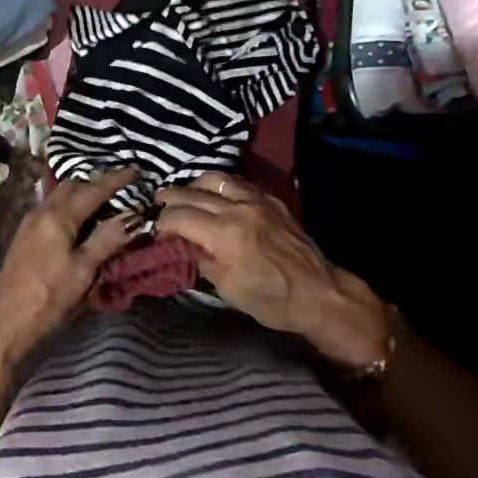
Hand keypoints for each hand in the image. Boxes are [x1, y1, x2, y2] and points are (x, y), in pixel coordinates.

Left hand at [0, 168, 139, 362]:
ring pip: (58, 196)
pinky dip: (68, 207)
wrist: (8, 318)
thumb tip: (134, 216)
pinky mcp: (24, 235)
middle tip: (120, 188)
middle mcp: (41, 211)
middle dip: (95, 183)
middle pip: (71, 186)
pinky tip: (78, 221)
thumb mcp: (84, 269)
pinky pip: (50, 209)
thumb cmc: (50, 295)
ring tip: (103, 203)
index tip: (135, 170)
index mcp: (58, 216)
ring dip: (80, 194)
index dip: (115, 180)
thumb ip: (107, 238)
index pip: (92, 190)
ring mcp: (29, 221)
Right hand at [156, 173, 389, 366]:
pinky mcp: (272, 201)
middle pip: (190, 192)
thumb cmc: (271, 299)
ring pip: (214, 178)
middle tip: (158, 209)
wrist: (322, 295)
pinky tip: (217, 197)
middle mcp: (238, 209)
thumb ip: (199, 259)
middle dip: (168, 200)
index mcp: (224, 234)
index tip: (156, 233)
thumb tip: (179, 244)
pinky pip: (238, 183)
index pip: (177, 216)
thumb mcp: (226, 288)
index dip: (160, 223)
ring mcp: (257, 201)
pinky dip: (220, 187)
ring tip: (186, 197)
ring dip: (194, 186)